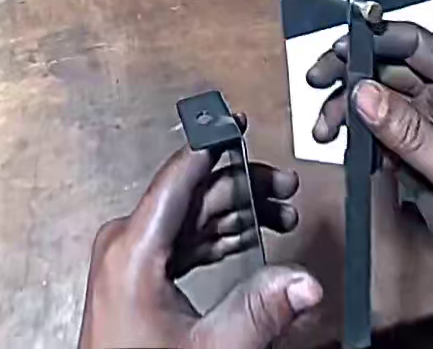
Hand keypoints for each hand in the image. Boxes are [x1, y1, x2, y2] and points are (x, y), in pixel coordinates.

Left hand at [78, 139, 322, 348]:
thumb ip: (259, 310)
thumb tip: (306, 281)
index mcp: (133, 247)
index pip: (181, 172)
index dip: (214, 142)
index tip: (238, 122)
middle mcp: (126, 241)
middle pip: (193, 194)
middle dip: (244, 189)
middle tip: (285, 189)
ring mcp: (129, 256)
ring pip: (190, 216)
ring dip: (235, 213)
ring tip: (279, 213)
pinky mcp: (135, 273)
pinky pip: (181, 239)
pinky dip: (216, 236)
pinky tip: (249, 234)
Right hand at [307, 22, 432, 348]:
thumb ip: (416, 136)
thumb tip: (366, 93)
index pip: (418, 46)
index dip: (376, 38)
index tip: (340, 46)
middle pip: (392, 71)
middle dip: (352, 75)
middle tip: (319, 82)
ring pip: (382, 107)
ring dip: (351, 112)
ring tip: (326, 128)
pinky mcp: (426, 170)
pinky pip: (384, 142)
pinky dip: (361, 144)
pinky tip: (349, 153)